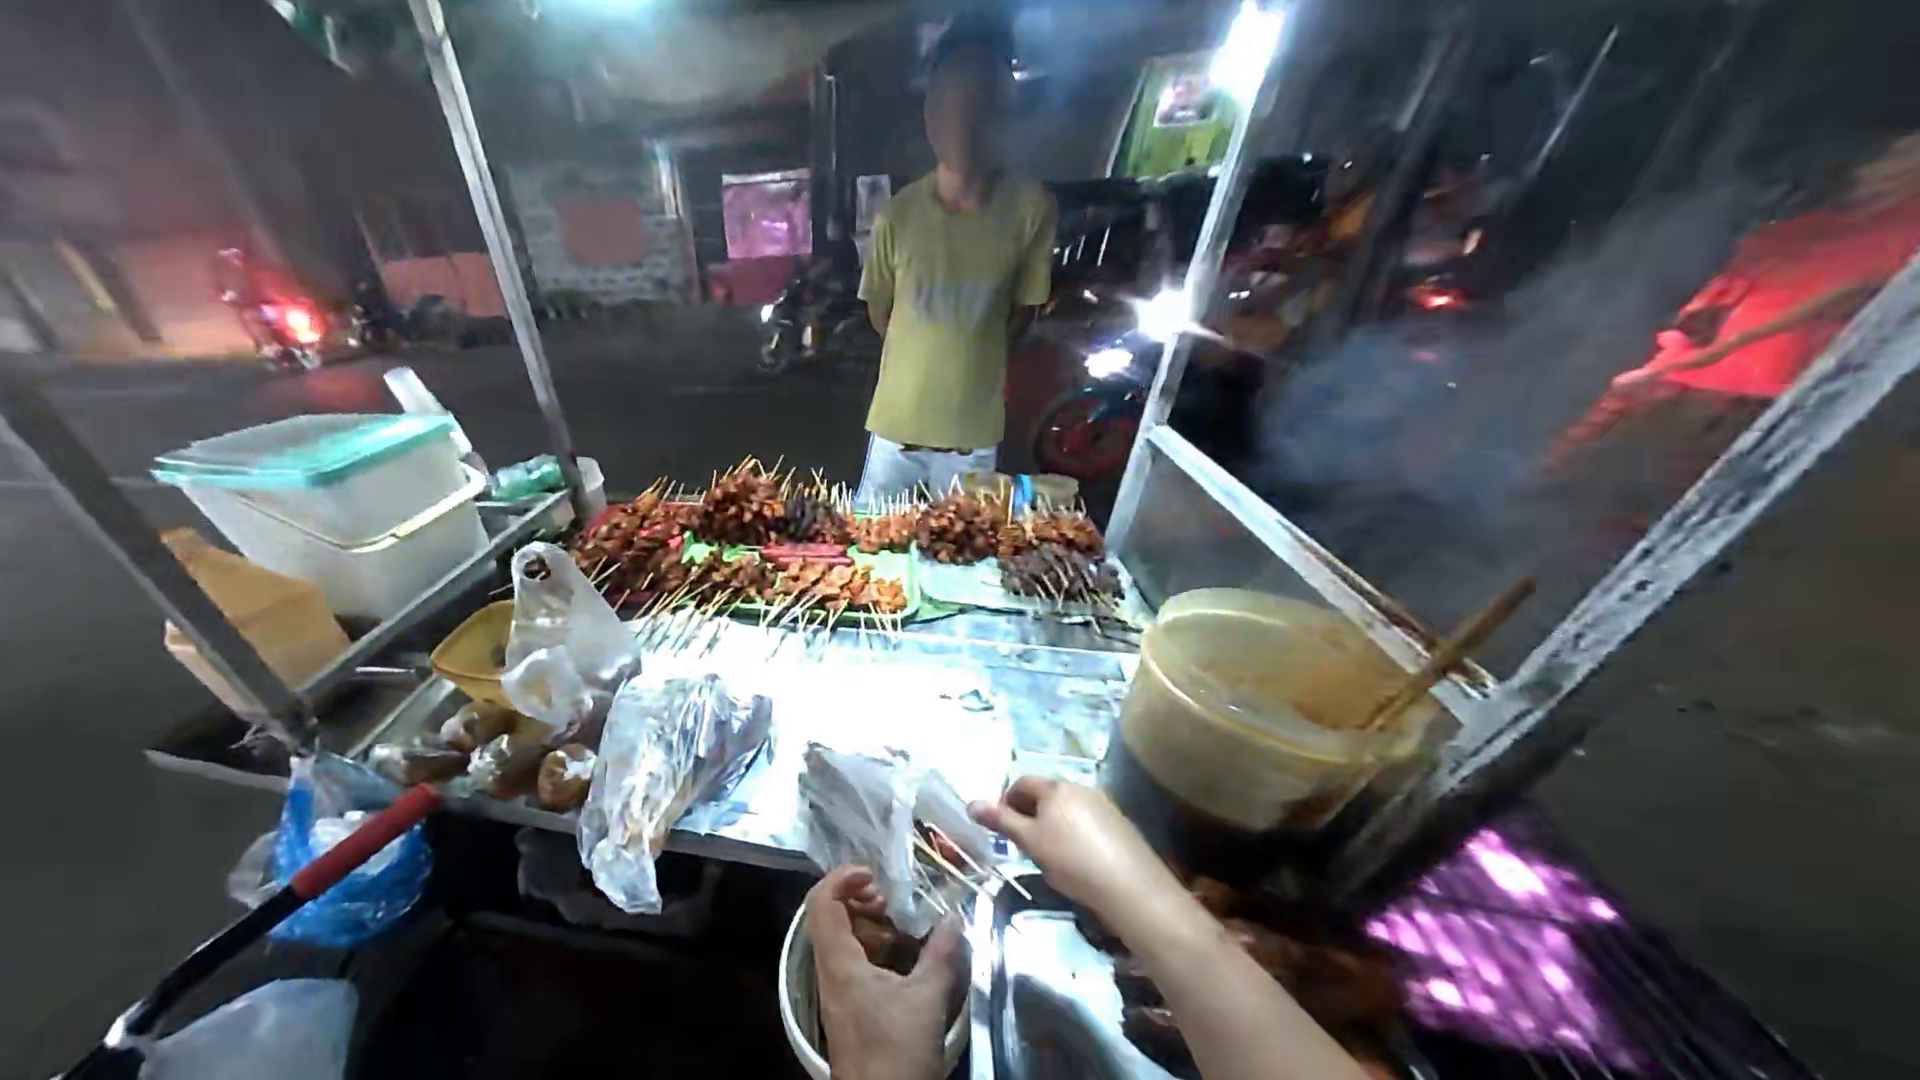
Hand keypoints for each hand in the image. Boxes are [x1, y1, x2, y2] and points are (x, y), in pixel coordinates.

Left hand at [806, 866, 960, 1079]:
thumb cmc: (897, 1054)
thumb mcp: (926, 1000)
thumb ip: (940, 952)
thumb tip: (952, 915)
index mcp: (839, 964)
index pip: (821, 903)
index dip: (842, 877)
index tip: (875, 876)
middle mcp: (830, 972)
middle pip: (826, 915)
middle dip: (855, 896)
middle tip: (887, 900)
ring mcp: (836, 990)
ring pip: (837, 937)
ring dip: (863, 920)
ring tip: (894, 922)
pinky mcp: (847, 1006)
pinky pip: (848, 958)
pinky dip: (867, 943)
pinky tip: (896, 952)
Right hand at [970, 778, 1184, 934]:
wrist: (1129, 885)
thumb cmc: (1072, 860)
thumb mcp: (1030, 842)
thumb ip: (1001, 821)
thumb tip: (971, 803)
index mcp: (1056, 787)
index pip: (1022, 782)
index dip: (1006, 801)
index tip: (1001, 827)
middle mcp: (1080, 787)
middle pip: (1046, 793)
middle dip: (1029, 812)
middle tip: (1022, 842)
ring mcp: (1102, 803)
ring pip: (1066, 807)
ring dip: (1052, 822)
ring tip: (1048, 853)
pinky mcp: (1118, 822)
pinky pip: (1086, 819)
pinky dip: (1074, 831)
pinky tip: (1077, 859)